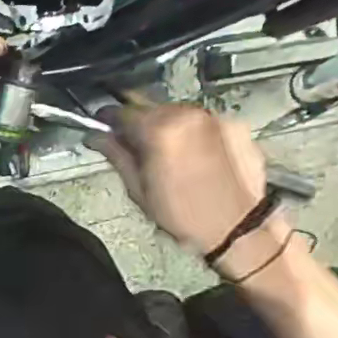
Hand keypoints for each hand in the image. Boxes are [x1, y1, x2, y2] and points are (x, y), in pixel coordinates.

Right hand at [89, 103, 290, 274]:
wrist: (239, 230)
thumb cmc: (187, 217)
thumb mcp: (140, 191)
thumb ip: (117, 156)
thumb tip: (98, 137)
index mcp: (159, 130)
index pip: (122, 111)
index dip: (108, 118)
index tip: (102, 125)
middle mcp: (187, 115)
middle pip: (150, 106)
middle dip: (139, 122)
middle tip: (134, 145)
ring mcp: (213, 118)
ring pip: (177, 112)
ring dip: (167, 126)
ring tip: (168, 155)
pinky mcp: (234, 125)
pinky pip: (202, 121)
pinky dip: (193, 132)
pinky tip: (195, 157)